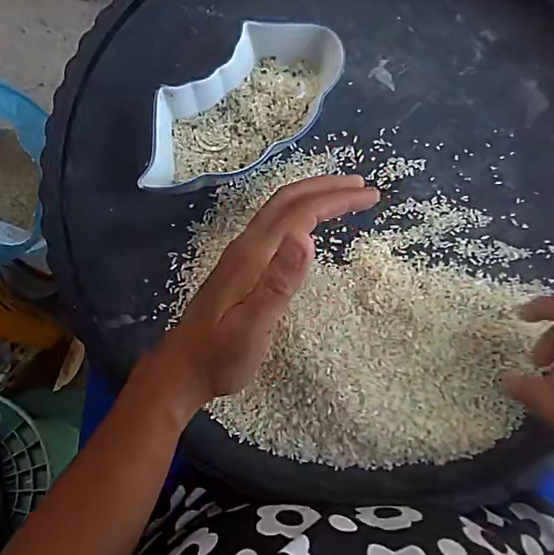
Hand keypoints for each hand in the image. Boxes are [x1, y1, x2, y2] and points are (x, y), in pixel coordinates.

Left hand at [146, 175, 379, 410]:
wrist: (183, 368)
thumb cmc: (221, 356)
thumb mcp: (253, 327)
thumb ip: (279, 283)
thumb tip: (306, 237)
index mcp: (253, 256)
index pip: (300, 212)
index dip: (336, 199)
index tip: (370, 195)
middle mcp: (247, 246)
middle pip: (288, 200)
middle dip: (327, 188)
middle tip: (364, 186)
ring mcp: (242, 254)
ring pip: (280, 209)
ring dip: (314, 196)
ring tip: (344, 196)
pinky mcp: (242, 266)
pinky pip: (276, 224)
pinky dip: (301, 213)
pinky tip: (310, 226)